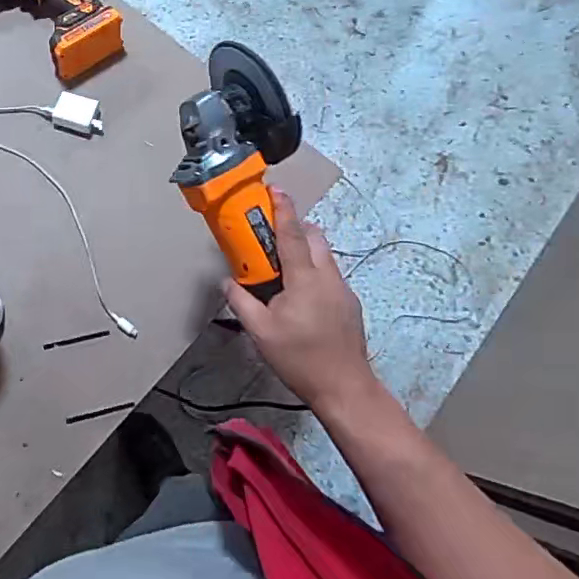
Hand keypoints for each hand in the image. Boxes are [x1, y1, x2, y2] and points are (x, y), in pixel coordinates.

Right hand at [222, 187, 375, 413]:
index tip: (275, 190)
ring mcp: (343, 290)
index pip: (293, 235)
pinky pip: (329, 275)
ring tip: (282, 268)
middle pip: (315, 237)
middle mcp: (328, 278)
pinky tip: (299, 296)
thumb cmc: (299, 358)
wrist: (345, 388)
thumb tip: (228, 282)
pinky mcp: (350, 304)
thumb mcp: (259, 332)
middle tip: (272, 236)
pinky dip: (313, 271)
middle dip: (296, 227)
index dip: (283, 210)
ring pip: (325, 255)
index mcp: (305, 280)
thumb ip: (240, 301)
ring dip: (305, 249)